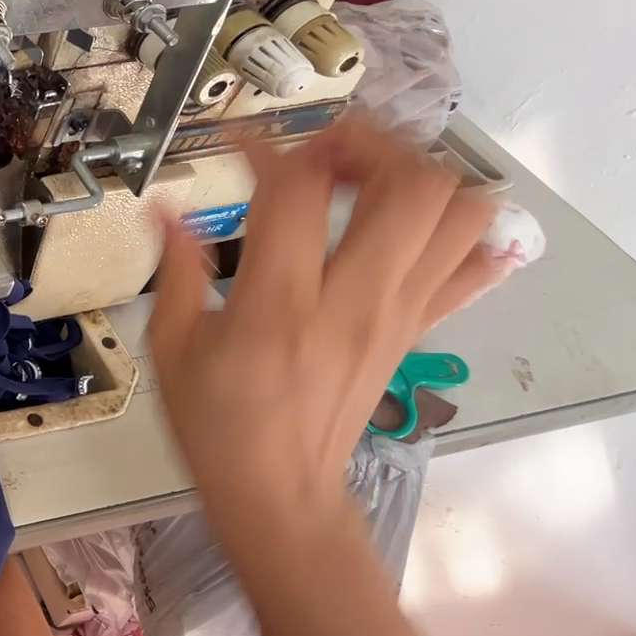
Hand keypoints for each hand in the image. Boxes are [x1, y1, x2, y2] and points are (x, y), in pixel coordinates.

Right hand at [147, 119, 498, 552]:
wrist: (279, 491)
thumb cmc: (212, 421)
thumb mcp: (169, 344)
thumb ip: (174, 269)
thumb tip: (163, 208)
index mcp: (276, 304)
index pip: (294, 191)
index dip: (267, 148)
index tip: (237, 144)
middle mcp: (352, 300)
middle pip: (409, 184)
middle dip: (367, 143)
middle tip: (318, 148)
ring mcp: (398, 315)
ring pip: (457, 213)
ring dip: (416, 175)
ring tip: (362, 177)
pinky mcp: (418, 330)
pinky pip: (472, 265)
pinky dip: (458, 228)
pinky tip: (408, 223)